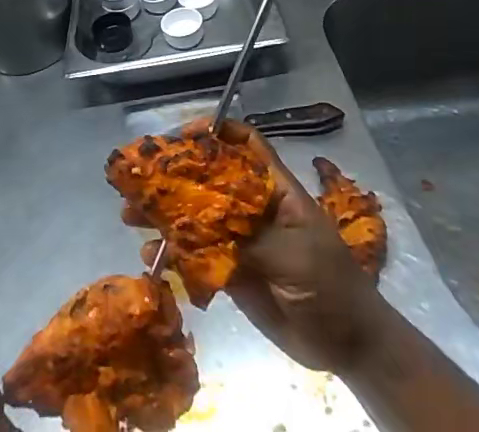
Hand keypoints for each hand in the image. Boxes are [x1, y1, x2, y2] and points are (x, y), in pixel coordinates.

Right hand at [139, 120, 394, 371]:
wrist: (349, 345)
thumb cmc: (332, 288)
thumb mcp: (296, 256)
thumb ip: (249, 237)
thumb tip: (201, 225)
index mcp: (275, 192)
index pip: (246, 146)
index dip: (217, 132)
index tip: (183, 135)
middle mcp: (252, 208)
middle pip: (207, 178)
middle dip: (172, 174)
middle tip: (137, 178)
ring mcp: (239, 239)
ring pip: (193, 216)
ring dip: (160, 213)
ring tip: (129, 214)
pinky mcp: (229, 270)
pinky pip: (192, 255)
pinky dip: (168, 253)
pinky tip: (150, 256)